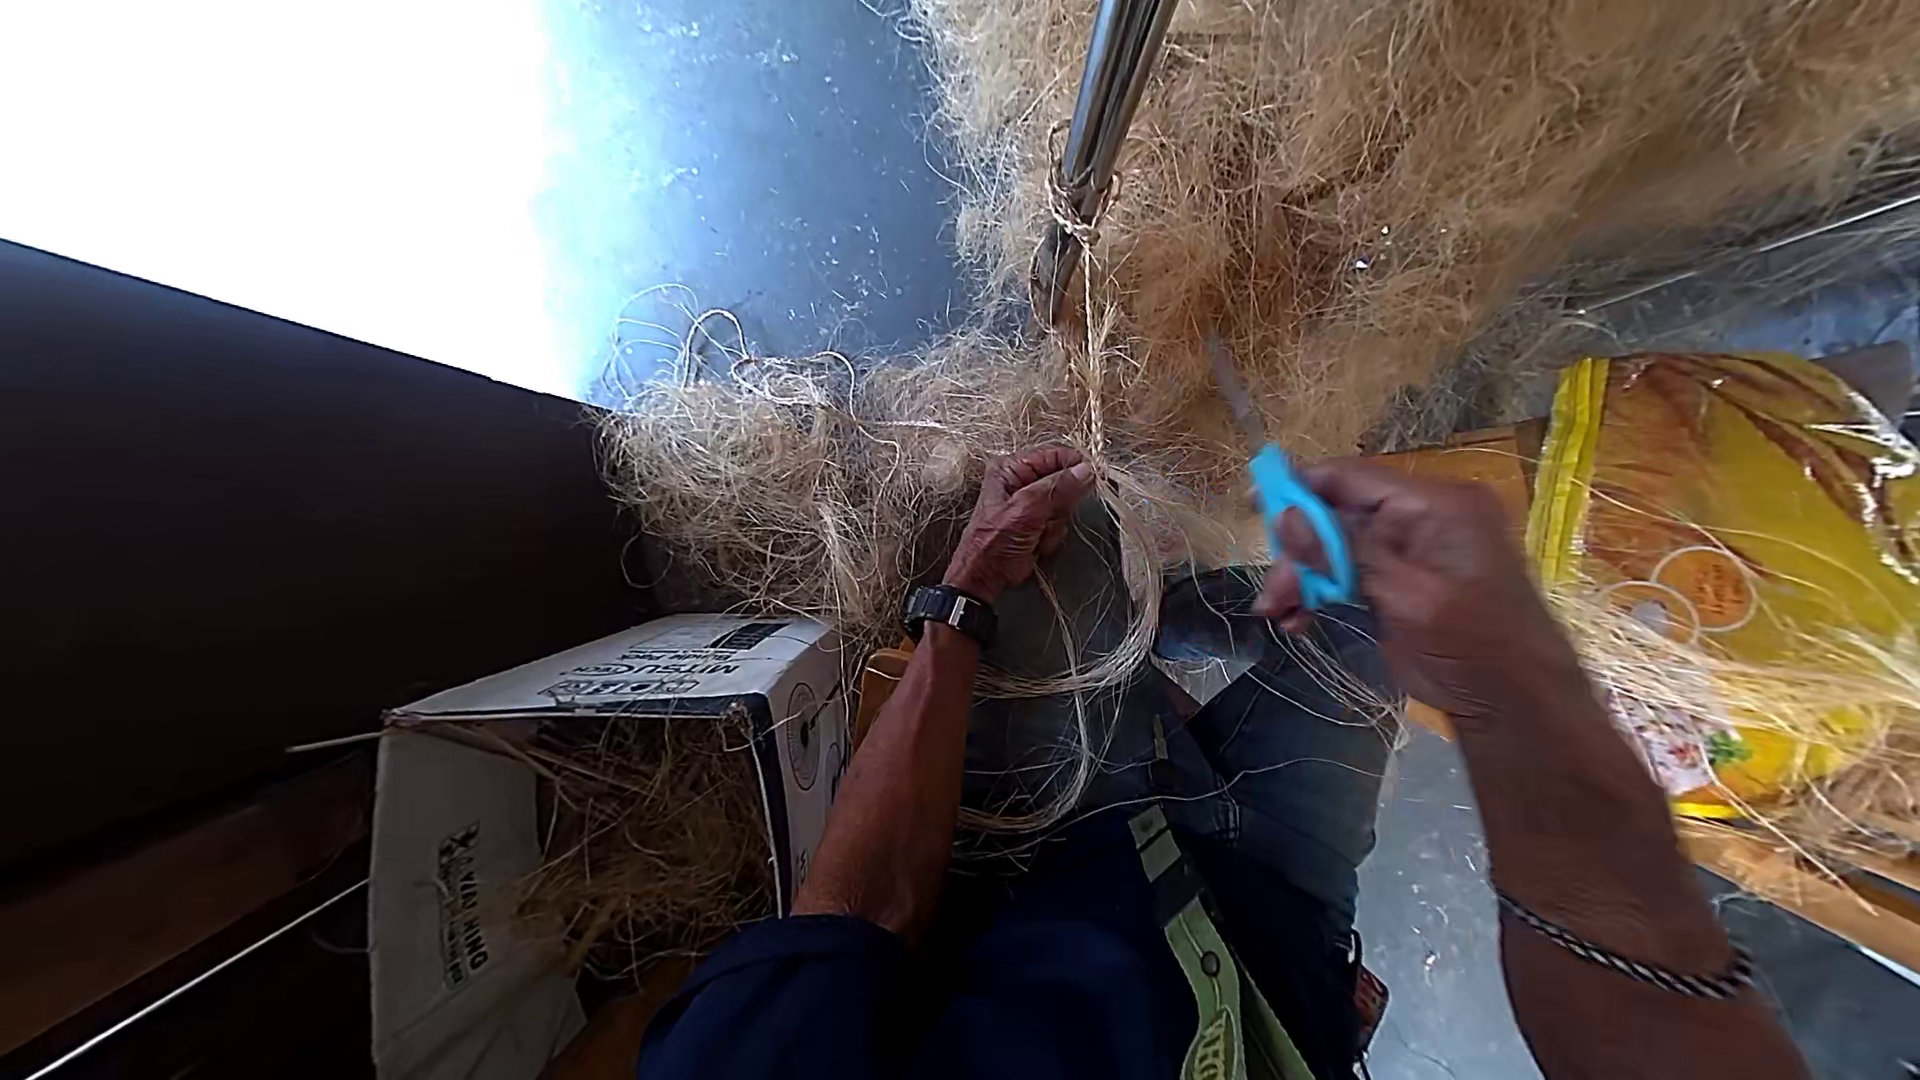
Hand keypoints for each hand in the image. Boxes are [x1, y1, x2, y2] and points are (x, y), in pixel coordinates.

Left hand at [943, 446, 1095, 603]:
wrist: (986, 575)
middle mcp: (1022, 480)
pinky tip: (1036, 542)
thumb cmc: (996, 540)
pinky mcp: (1038, 522)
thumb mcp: (1027, 509)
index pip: (1054, 454)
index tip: (1093, 479)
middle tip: (1045, 518)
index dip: (1076, 465)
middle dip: (1060, 505)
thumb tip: (1087, 470)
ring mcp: (1031, 502)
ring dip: (1055, 523)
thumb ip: (1058, 488)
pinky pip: (1060, 522)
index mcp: (1012, 468)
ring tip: (1036, 533)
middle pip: (1064, 481)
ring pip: (1065, 505)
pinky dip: (1052, 535)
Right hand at [1254, 460, 1574, 719]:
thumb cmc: (1475, 645)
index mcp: (1433, 505)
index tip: (1252, 501)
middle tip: (1270, 590)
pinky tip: (1297, 620)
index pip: (1350, 477)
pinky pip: (1337, 572)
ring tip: (1276, 611)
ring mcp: (1401, 549)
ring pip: (1327, 547)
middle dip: (1296, 552)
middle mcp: (1415, 518)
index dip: (1298, 486)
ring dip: (1297, 578)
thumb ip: (1345, 551)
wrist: (1513, 703)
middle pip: (1331, 516)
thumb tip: (1286, 516)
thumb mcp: (1406, 594)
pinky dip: (1313, 593)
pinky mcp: (1388, 578)